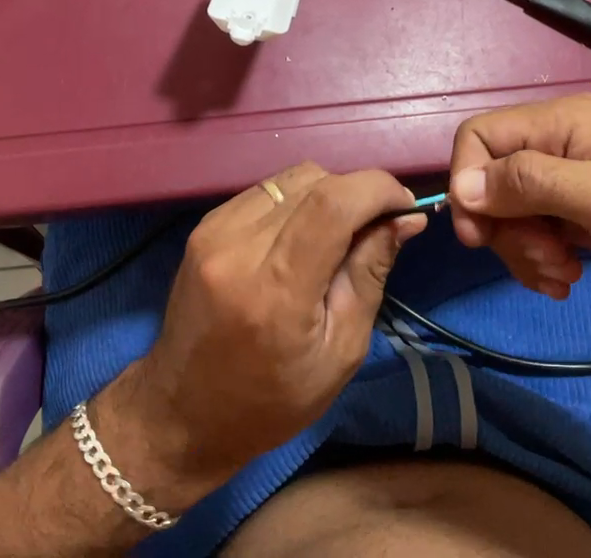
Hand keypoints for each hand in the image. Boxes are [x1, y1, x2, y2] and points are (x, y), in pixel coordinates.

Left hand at [104, 163, 424, 489]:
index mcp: (276, 288)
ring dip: (325, 194)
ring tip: (337, 237)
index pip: (332, 203)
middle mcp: (238, 246)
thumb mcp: (341, 350)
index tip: (405, 205)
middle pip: (313, 180)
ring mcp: (214, 231)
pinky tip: (300, 238)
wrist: (185, 411)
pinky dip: (294, 203)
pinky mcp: (202, 226)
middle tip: (376, 228)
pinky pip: (263, 191)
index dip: (377, 189)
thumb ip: (370, 274)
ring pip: (288, 179)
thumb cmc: (273, 399)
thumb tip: (405, 218)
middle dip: (356, 193)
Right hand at [448, 95, 590, 334]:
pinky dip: (539, 258)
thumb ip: (537, 184)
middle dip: (504, 225)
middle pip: (491, 177)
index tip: (481, 236)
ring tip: (564, 275)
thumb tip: (465, 185)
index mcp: (570, 125)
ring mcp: (576, 181)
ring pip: (509, 209)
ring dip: (523, 248)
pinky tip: (567, 279)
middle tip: (544, 263)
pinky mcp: (586, 215)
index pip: (482, 136)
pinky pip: (535, 230)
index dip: (468, 181)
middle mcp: (566, 144)